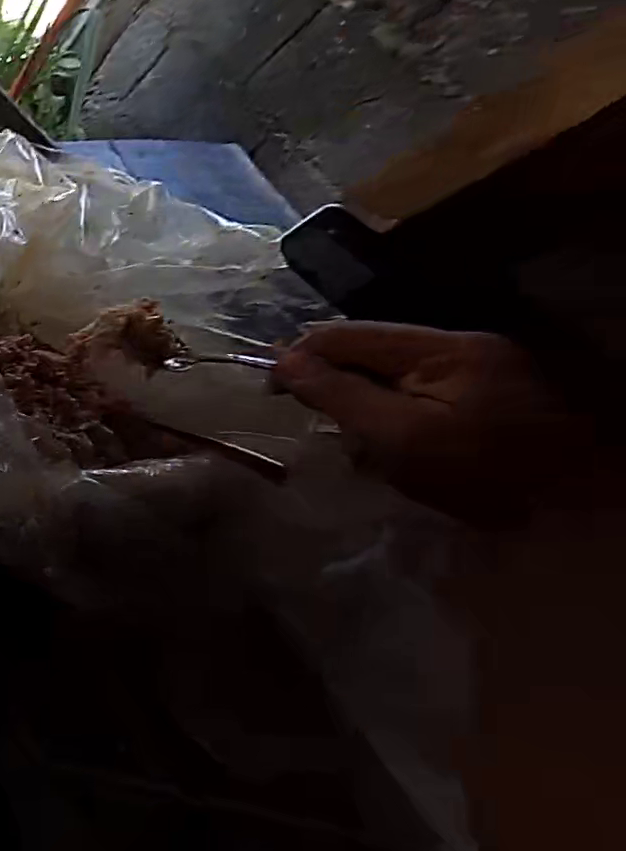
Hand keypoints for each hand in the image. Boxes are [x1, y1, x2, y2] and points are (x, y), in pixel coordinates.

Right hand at [272, 321, 579, 522]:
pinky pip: (402, 387)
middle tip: (310, 418)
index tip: (273, 395)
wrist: (578, 515)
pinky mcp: (476, 393)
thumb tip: (281, 363)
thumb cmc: (482, 473)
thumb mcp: (397, 435)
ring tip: (345, 434)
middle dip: (326, 380)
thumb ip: (337, 393)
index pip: (344, 335)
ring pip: (377, 369)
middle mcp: (460, 347)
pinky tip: (376, 437)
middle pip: (362, 348)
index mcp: (445, 349)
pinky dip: (377, 409)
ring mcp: (473, 369)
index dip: (298, 358)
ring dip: (349, 397)